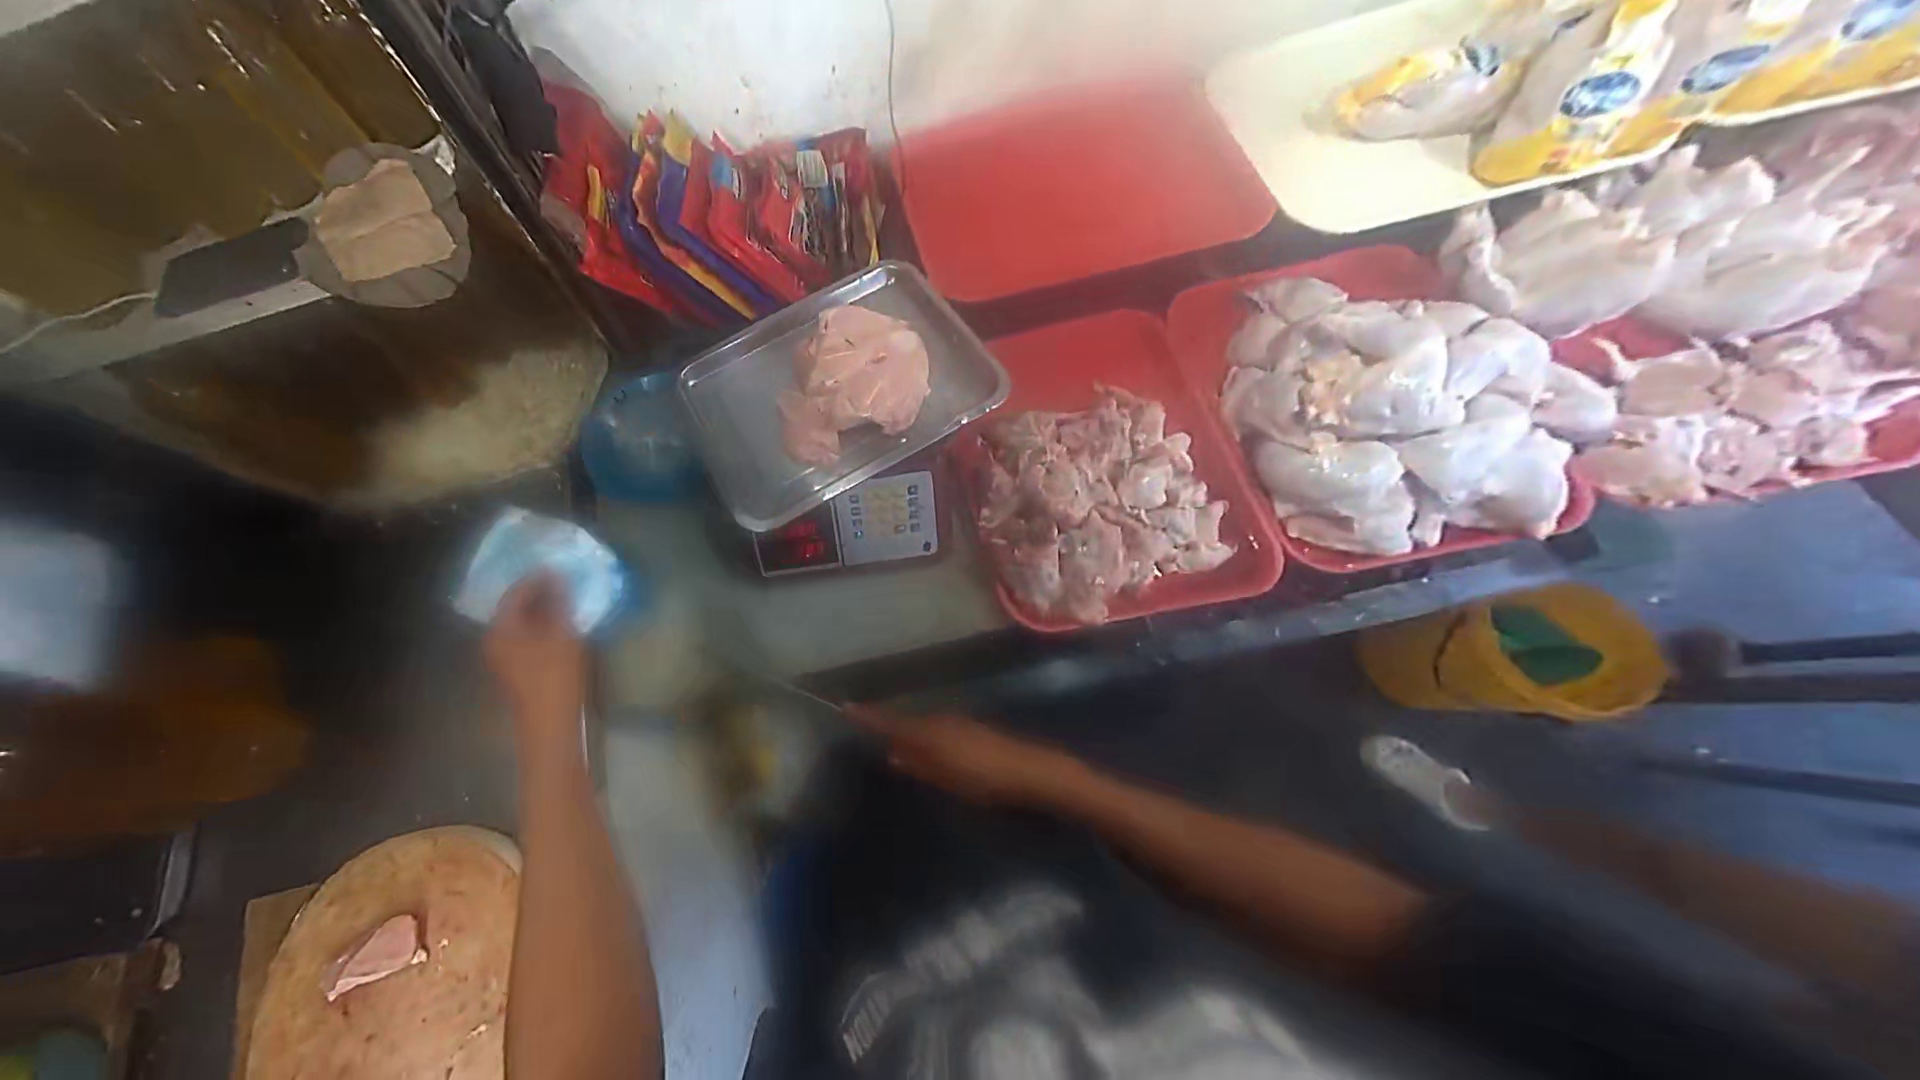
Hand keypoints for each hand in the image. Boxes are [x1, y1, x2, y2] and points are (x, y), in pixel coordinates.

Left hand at [484, 574, 585, 737]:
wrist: (551, 721)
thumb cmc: (555, 675)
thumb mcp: (562, 634)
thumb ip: (558, 602)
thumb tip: (556, 575)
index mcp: (500, 629)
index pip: (516, 593)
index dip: (537, 578)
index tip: (558, 565)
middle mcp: (495, 640)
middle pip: (516, 608)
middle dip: (540, 592)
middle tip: (565, 579)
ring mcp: (504, 655)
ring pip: (524, 622)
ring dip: (544, 609)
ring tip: (568, 598)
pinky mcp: (517, 667)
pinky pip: (528, 635)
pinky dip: (544, 624)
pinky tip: (563, 622)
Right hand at [848, 707, 1085, 807]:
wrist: (1030, 770)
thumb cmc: (984, 779)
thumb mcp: (946, 779)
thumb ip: (918, 765)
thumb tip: (892, 754)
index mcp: (930, 732)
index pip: (891, 722)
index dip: (869, 717)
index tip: (846, 707)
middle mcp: (941, 719)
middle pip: (906, 720)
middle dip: (887, 724)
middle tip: (865, 727)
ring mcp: (958, 721)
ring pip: (923, 723)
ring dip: (907, 730)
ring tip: (891, 741)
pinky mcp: (971, 727)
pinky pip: (938, 727)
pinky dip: (925, 734)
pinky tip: (925, 747)